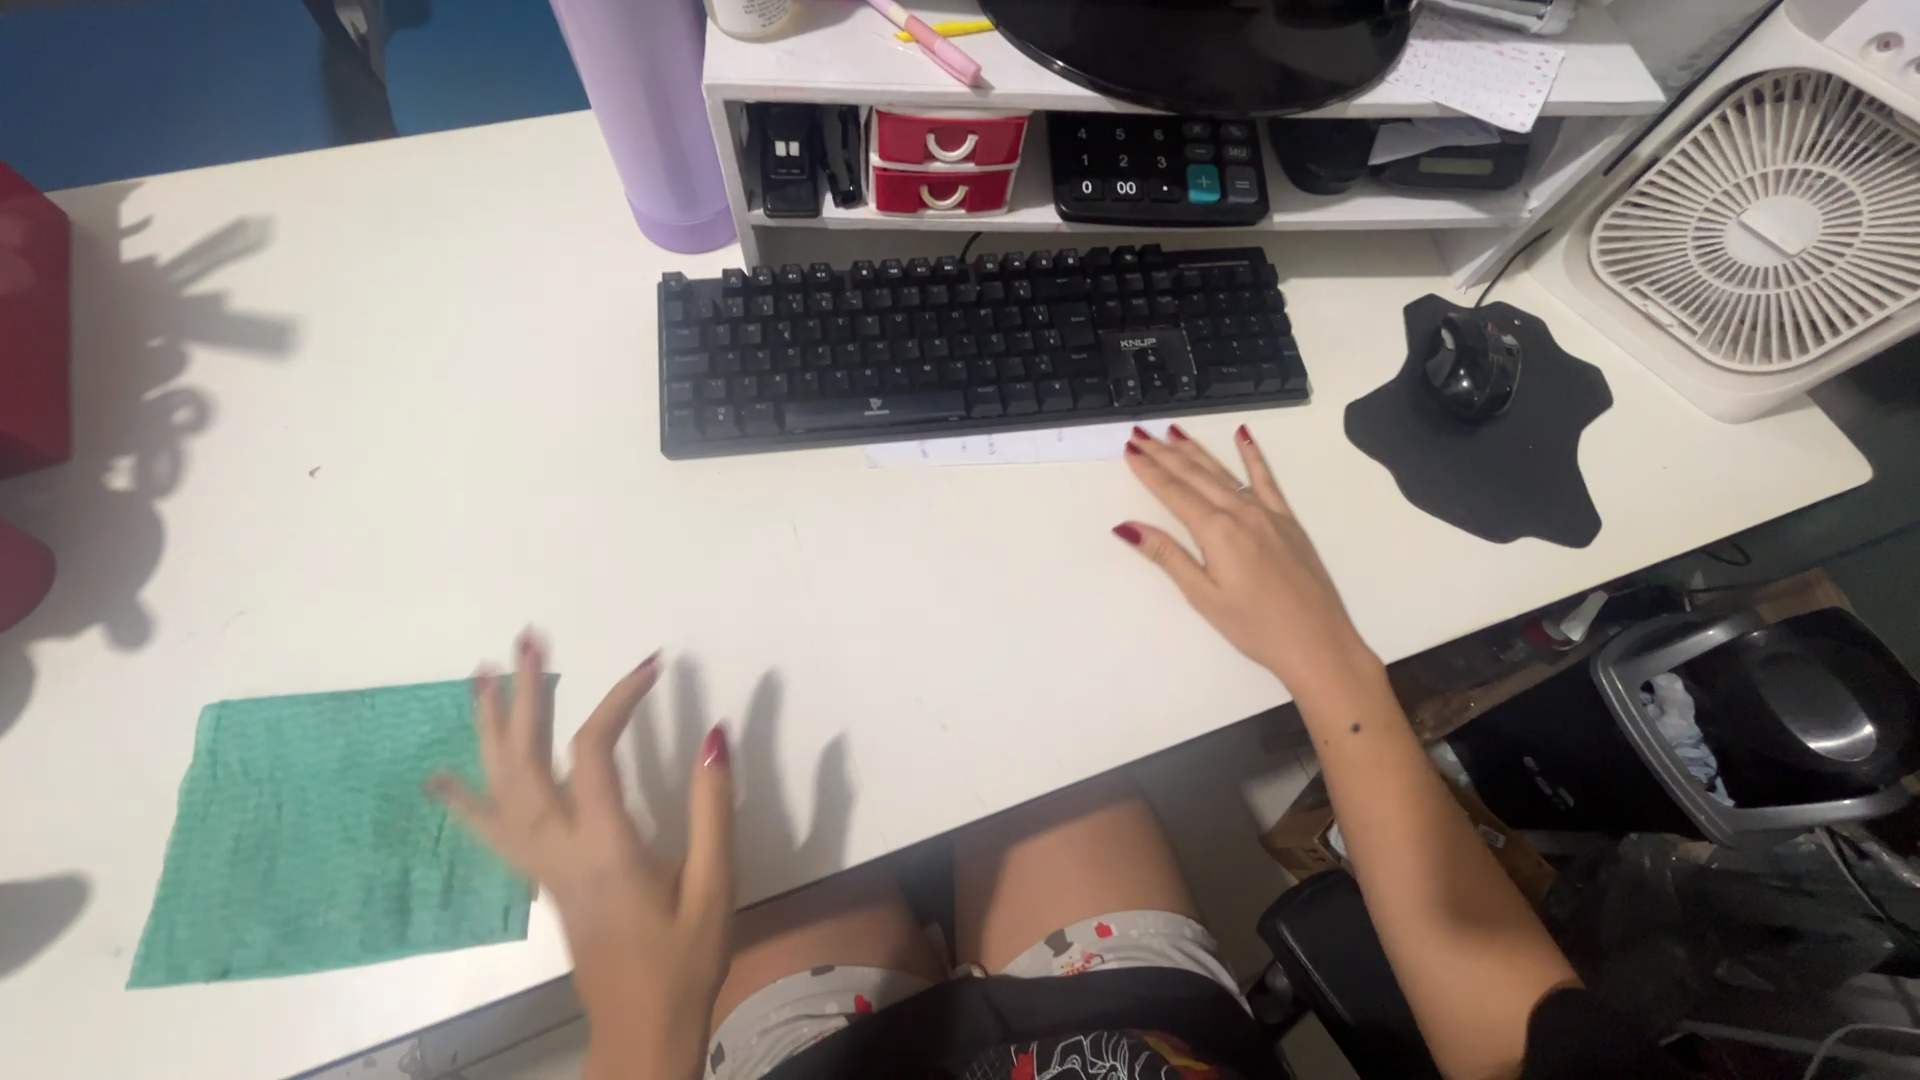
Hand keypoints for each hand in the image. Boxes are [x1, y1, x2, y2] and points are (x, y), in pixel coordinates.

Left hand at [427, 633, 733, 1073]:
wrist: (642, 1026)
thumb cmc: (685, 956)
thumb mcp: (717, 883)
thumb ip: (714, 808)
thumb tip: (714, 735)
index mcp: (605, 846)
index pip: (595, 752)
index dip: (620, 699)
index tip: (654, 664)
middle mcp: (559, 849)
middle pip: (526, 761)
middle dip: (527, 696)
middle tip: (526, 641)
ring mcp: (541, 866)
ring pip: (500, 789)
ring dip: (490, 729)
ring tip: (481, 679)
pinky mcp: (541, 879)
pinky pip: (492, 830)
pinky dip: (464, 797)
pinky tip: (443, 776)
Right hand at [1114, 425, 1376, 699]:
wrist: (1319, 643)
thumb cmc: (1254, 628)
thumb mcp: (1203, 595)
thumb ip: (1167, 555)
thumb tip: (1126, 527)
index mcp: (1216, 532)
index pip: (1173, 492)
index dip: (1148, 470)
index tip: (1129, 449)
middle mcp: (1241, 513)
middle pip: (1195, 475)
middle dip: (1164, 453)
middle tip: (1140, 433)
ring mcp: (1267, 513)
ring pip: (1224, 472)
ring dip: (1196, 450)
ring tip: (1172, 431)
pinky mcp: (1287, 520)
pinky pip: (1266, 479)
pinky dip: (1252, 455)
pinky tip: (1243, 435)